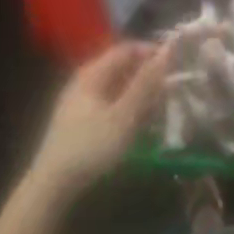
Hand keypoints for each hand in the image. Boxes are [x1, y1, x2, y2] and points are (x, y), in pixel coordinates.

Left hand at [29, 41, 168, 196]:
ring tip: (163, 108)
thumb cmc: (91, 147)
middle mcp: (83, 82)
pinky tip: (142, 125)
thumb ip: (146, 84)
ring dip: (141, 95)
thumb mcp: (123, 116)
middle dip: (149, 76)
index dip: (153, 52)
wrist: (54, 183)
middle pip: (121, 68)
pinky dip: (128, 109)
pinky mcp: (80, 122)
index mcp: (91, 74)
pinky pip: (110, 105)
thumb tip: (168, 50)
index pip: (127, 49)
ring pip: (117, 88)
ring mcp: (80, 102)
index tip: (179, 65)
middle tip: (175, 90)